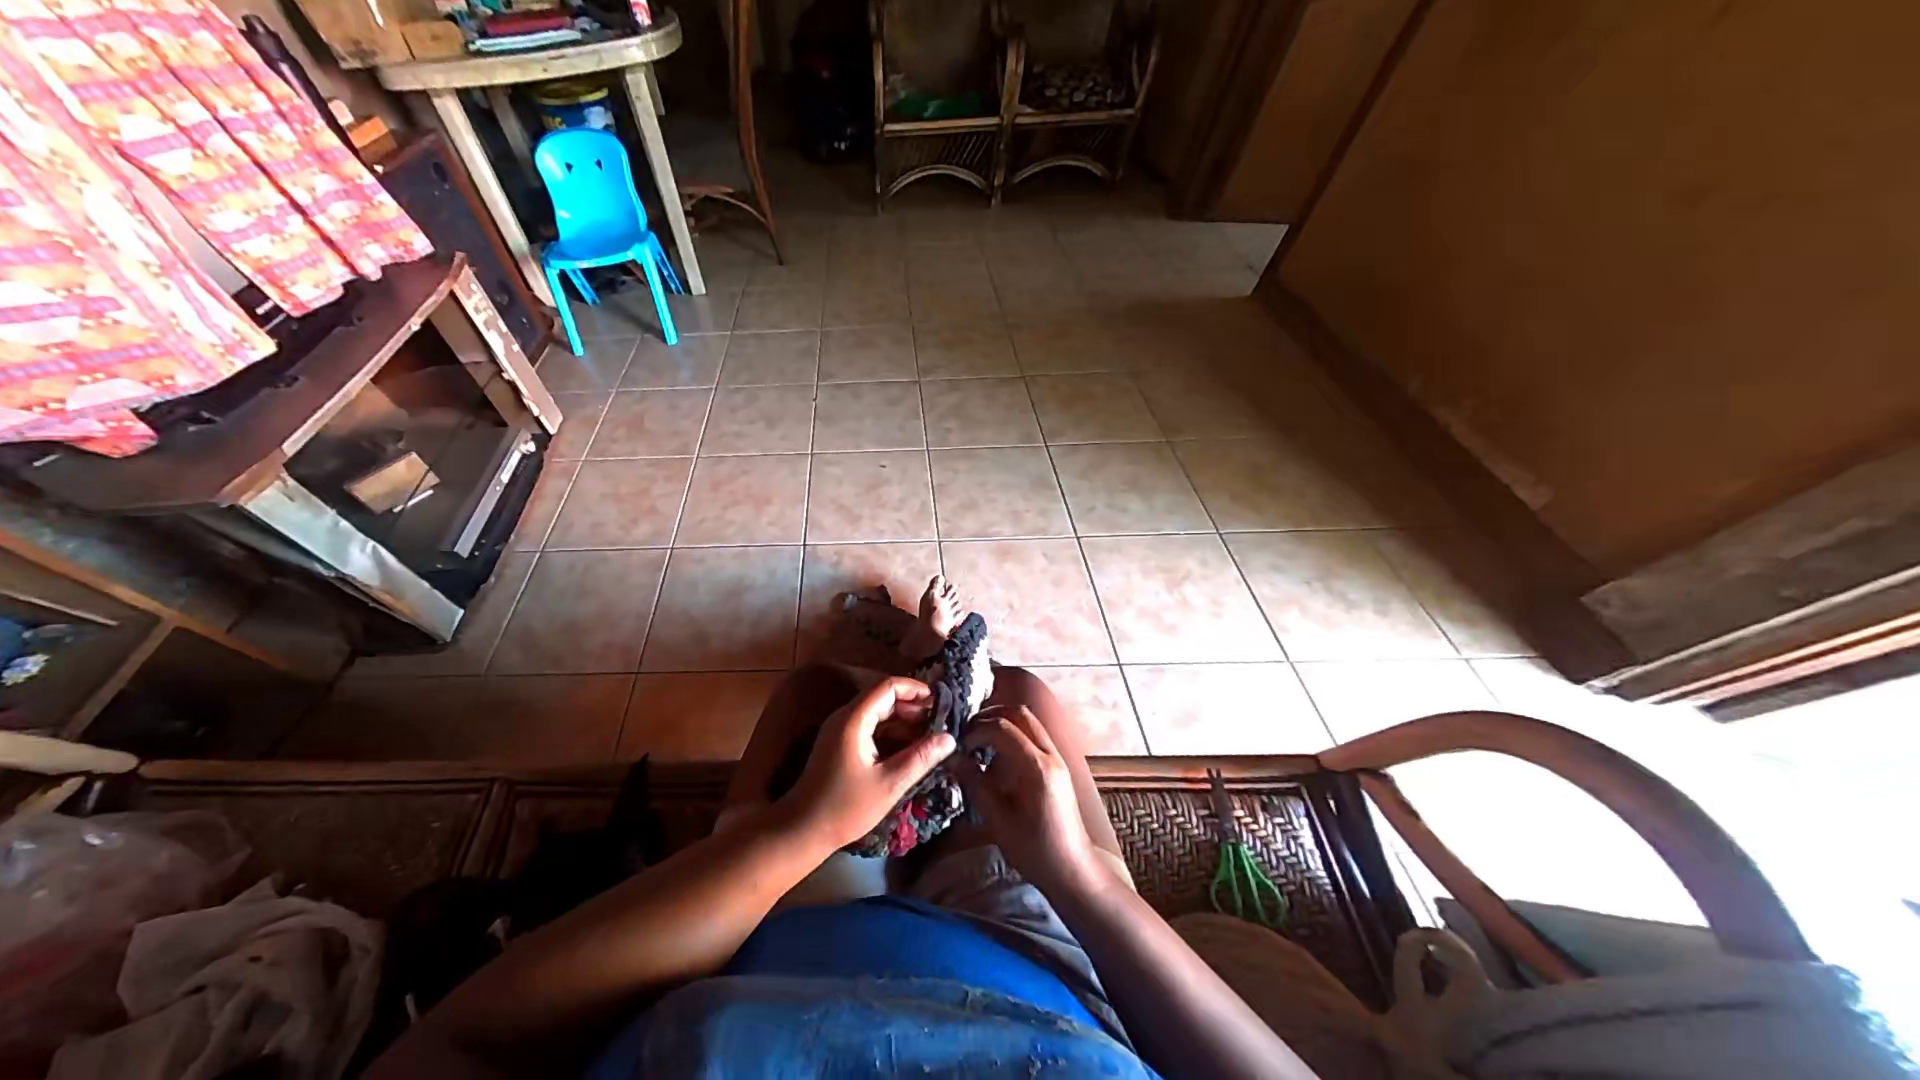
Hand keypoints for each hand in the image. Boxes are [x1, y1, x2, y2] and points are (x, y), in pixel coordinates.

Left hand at [782, 677, 955, 849]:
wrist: (802, 830)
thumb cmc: (845, 808)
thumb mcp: (889, 783)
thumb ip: (920, 757)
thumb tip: (949, 738)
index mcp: (854, 720)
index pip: (887, 687)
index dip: (915, 689)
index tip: (940, 701)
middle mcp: (845, 718)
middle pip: (883, 697)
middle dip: (913, 706)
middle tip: (940, 720)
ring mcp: (840, 731)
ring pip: (877, 713)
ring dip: (904, 720)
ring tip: (931, 734)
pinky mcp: (840, 745)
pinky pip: (870, 727)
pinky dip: (891, 731)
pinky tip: (910, 747)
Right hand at [953, 705, 1107, 895]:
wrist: (1072, 870)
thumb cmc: (1034, 850)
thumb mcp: (998, 819)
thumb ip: (975, 783)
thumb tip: (951, 758)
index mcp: (1036, 767)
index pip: (1002, 727)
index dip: (975, 730)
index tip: (958, 746)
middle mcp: (1050, 754)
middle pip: (1019, 713)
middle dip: (989, 717)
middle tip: (967, 735)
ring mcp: (1058, 758)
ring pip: (1029, 721)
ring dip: (1002, 722)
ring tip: (979, 742)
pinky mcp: (1058, 765)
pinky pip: (1034, 735)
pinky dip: (1013, 733)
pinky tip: (997, 755)